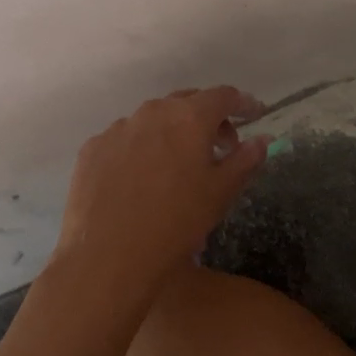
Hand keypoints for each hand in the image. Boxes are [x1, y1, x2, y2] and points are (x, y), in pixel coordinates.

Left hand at [53, 86, 269, 283]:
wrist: (105, 259)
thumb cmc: (175, 224)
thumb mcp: (221, 193)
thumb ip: (246, 159)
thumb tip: (261, 138)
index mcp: (190, 116)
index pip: (224, 96)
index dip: (243, 103)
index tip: (255, 114)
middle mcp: (154, 111)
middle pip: (189, 103)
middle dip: (208, 119)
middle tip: (220, 147)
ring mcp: (119, 128)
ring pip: (155, 120)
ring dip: (172, 134)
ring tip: (178, 167)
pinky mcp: (93, 148)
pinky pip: (125, 139)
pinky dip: (140, 149)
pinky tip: (140, 180)